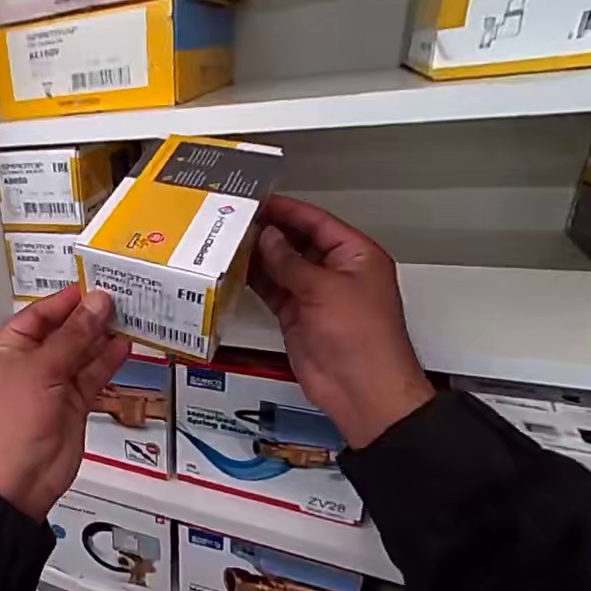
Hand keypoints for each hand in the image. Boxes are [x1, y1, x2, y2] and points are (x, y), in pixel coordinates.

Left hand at [0, 285, 131, 517]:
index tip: (94, 286)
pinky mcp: (73, 402)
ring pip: (83, 351)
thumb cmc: (13, 425)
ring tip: (127, 317)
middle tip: (118, 299)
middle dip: (90, 316)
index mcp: (10, 348)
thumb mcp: (43, 368)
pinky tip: (124, 346)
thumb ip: (75, 335)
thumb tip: (97, 304)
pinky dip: (108, 361)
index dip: (68, 300)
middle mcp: (31, 363)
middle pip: (65, 330)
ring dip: (103, 336)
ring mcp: (53, 383)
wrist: (22, 478)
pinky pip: (93, 374)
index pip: (41, 313)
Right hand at [249, 196, 433, 449]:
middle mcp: (335, 272)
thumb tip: (268, 237)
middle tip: (236, 219)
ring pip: (282, 266)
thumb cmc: (361, 338)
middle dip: (270, 232)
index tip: (261, 200)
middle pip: (297, 242)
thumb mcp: (324, 289)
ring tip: (229, 240)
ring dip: (259, 255)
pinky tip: (235, 269)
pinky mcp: (297, 316)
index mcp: (355, 256)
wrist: (360, 389)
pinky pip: (273, 290)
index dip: (289, 210)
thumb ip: (290, 262)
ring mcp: (315, 295)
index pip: (317, 223)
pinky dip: (255, 281)